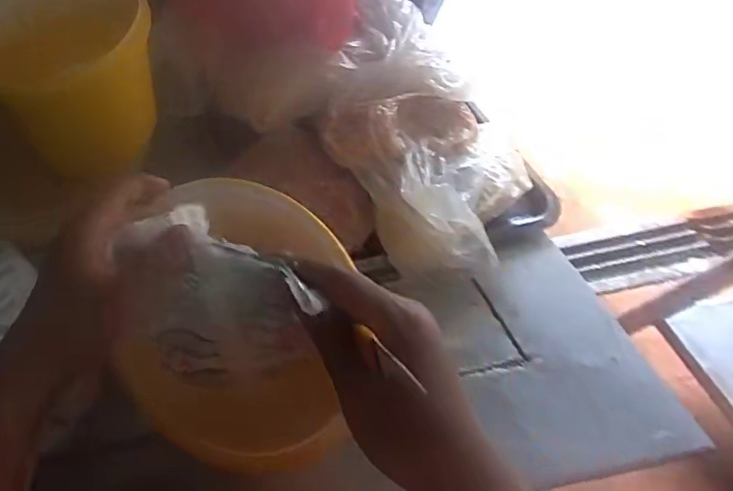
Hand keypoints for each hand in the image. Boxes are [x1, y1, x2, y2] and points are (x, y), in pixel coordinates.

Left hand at [0, 174, 170, 390]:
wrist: (36, 369)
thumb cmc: (78, 325)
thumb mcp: (123, 294)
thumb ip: (156, 261)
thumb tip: (185, 230)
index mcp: (85, 227)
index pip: (117, 190)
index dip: (145, 186)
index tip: (175, 192)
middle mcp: (76, 236)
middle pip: (111, 208)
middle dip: (142, 207)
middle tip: (175, 216)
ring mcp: (71, 259)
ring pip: (107, 231)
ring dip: (134, 230)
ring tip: (165, 242)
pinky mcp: (72, 282)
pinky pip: (104, 253)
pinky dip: (126, 253)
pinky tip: (143, 274)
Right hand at [291, 260, 525, 490]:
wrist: (462, 475)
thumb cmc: (405, 433)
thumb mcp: (356, 387)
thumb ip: (327, 337)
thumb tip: (299, 297)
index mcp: (396, 315)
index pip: (340, 278)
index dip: (304, 268)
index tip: (271, 263)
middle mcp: (409, 309)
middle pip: (352, 284)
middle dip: (315, 282)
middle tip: (278, 285)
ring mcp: (416, 324)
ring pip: (363, 298)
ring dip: (331, 299)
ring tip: (296, 302)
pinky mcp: (417, 340)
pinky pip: (374, 313)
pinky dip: (348, 314)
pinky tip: (329, 326)